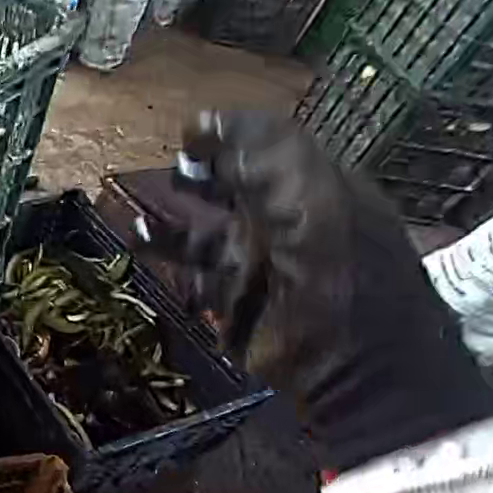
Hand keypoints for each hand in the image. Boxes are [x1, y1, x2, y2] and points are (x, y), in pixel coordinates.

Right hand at [158, 111, 492, 470]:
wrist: (354, 370)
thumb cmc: (340, 279)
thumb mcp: (312, 201)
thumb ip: (263, 154)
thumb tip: (204, 122)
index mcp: (311, 190)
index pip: (262, 151)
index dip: (227, 139)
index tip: (187, 136)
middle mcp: (281, 225)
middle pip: (228, 193)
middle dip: (197, 181)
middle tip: (170, 174)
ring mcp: (257, 270)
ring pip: (204, 240)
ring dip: (171, 230)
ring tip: (138, 224)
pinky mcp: (237, 311)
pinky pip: (196, 283)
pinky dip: (170, 272)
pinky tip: (146, 265)